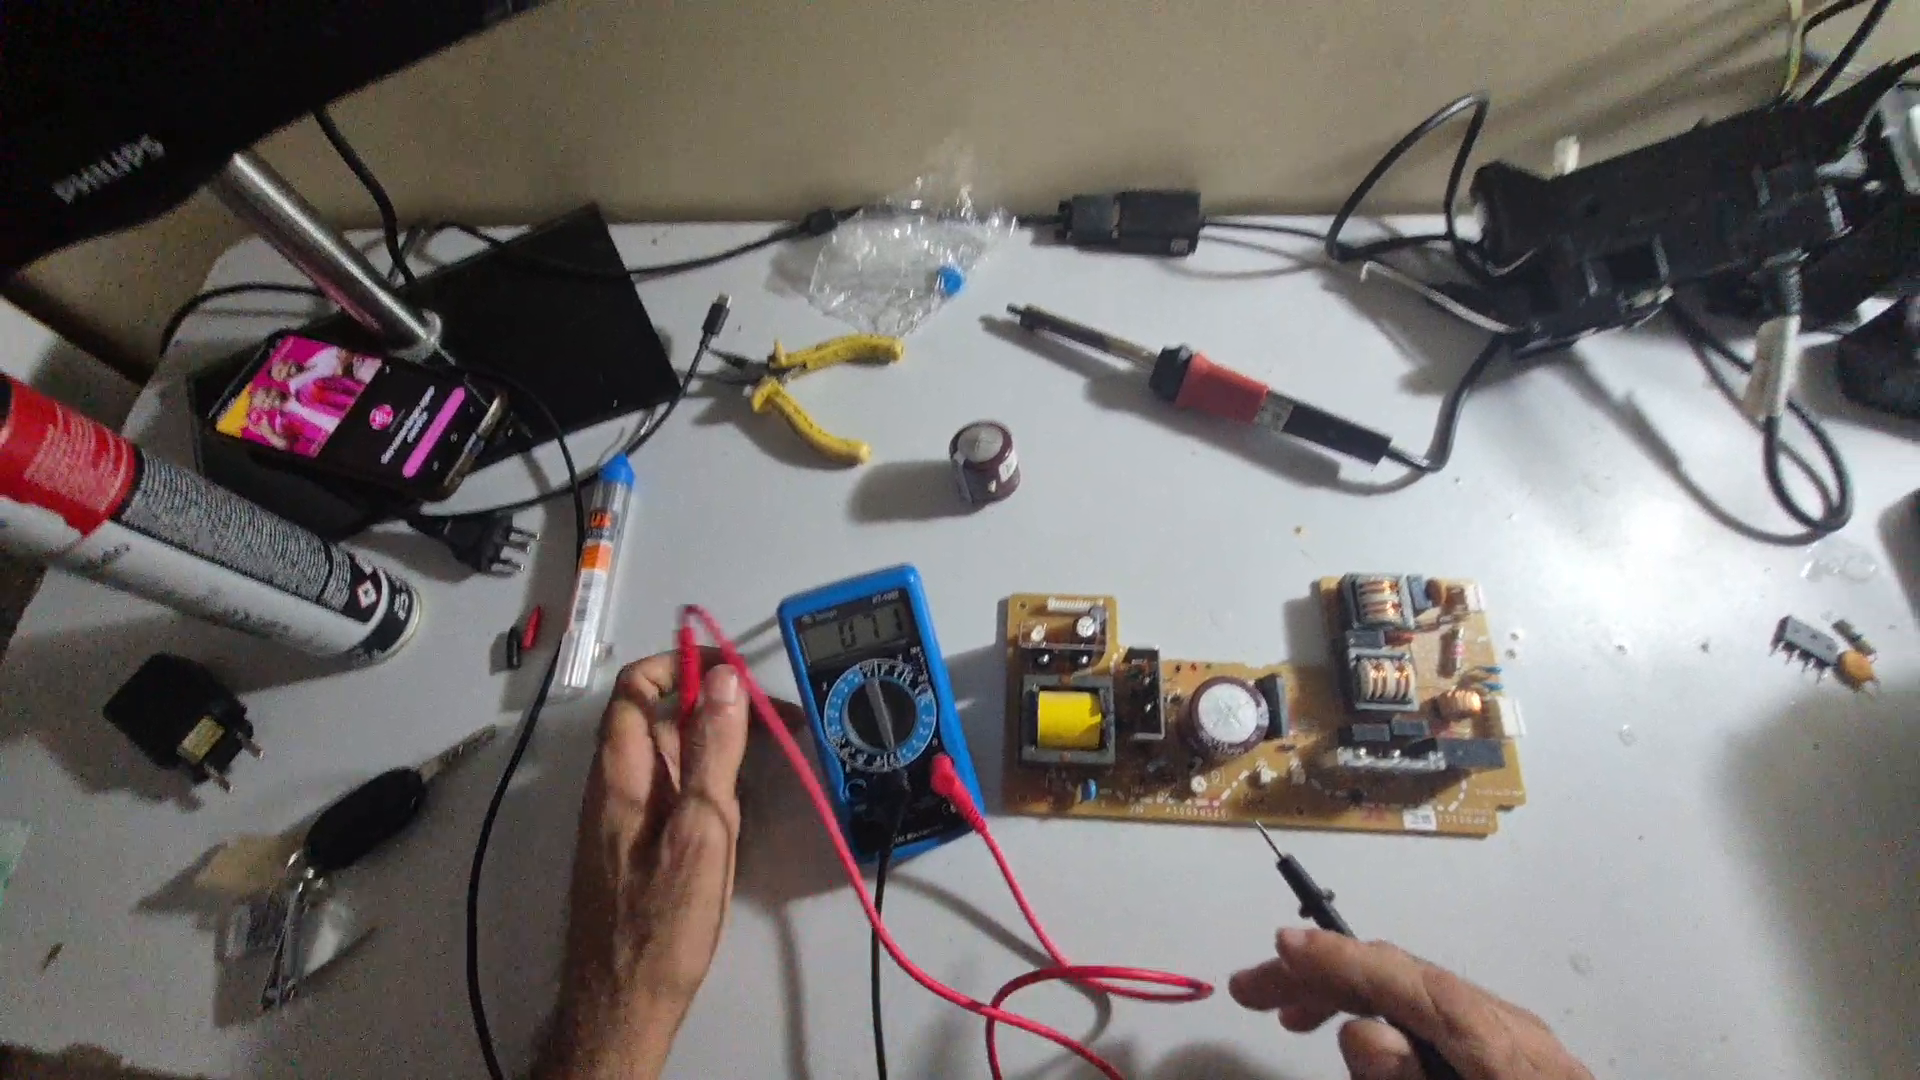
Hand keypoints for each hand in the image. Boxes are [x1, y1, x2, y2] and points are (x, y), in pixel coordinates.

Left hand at [535, 648, 771, 1079]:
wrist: (626, 1008)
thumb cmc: (663, 920)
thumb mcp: (700, 828)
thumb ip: (712, 751)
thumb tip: (723, 679)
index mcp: (621, 774)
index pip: (636, 690)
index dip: (680, 666)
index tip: (732, 670)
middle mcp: (620, 784)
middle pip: (664, 719)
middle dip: (718, 706)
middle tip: (777, 718)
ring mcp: (632, 813)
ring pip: (677, 754)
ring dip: (722, 743)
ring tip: (776, 750)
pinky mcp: (647, 839)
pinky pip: (681, 788)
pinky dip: (715, 777)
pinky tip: (744, 799)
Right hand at [1229, 928, 1594, 1079]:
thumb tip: (1360, 1031)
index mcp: (1500, 1044)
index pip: (1405, 979)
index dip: (1338, 957)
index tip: (1280, 944)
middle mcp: (1508, 1026)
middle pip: (1397, 976)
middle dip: (1319, 975)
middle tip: (1250, 989)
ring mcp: (1513, 1037)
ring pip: (1407, 990)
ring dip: (1342, 993)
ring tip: (1288, 1015)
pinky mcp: (1510, 1052)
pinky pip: (1429, 1015)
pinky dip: (1381, 1013)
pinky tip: (1352, 1031)